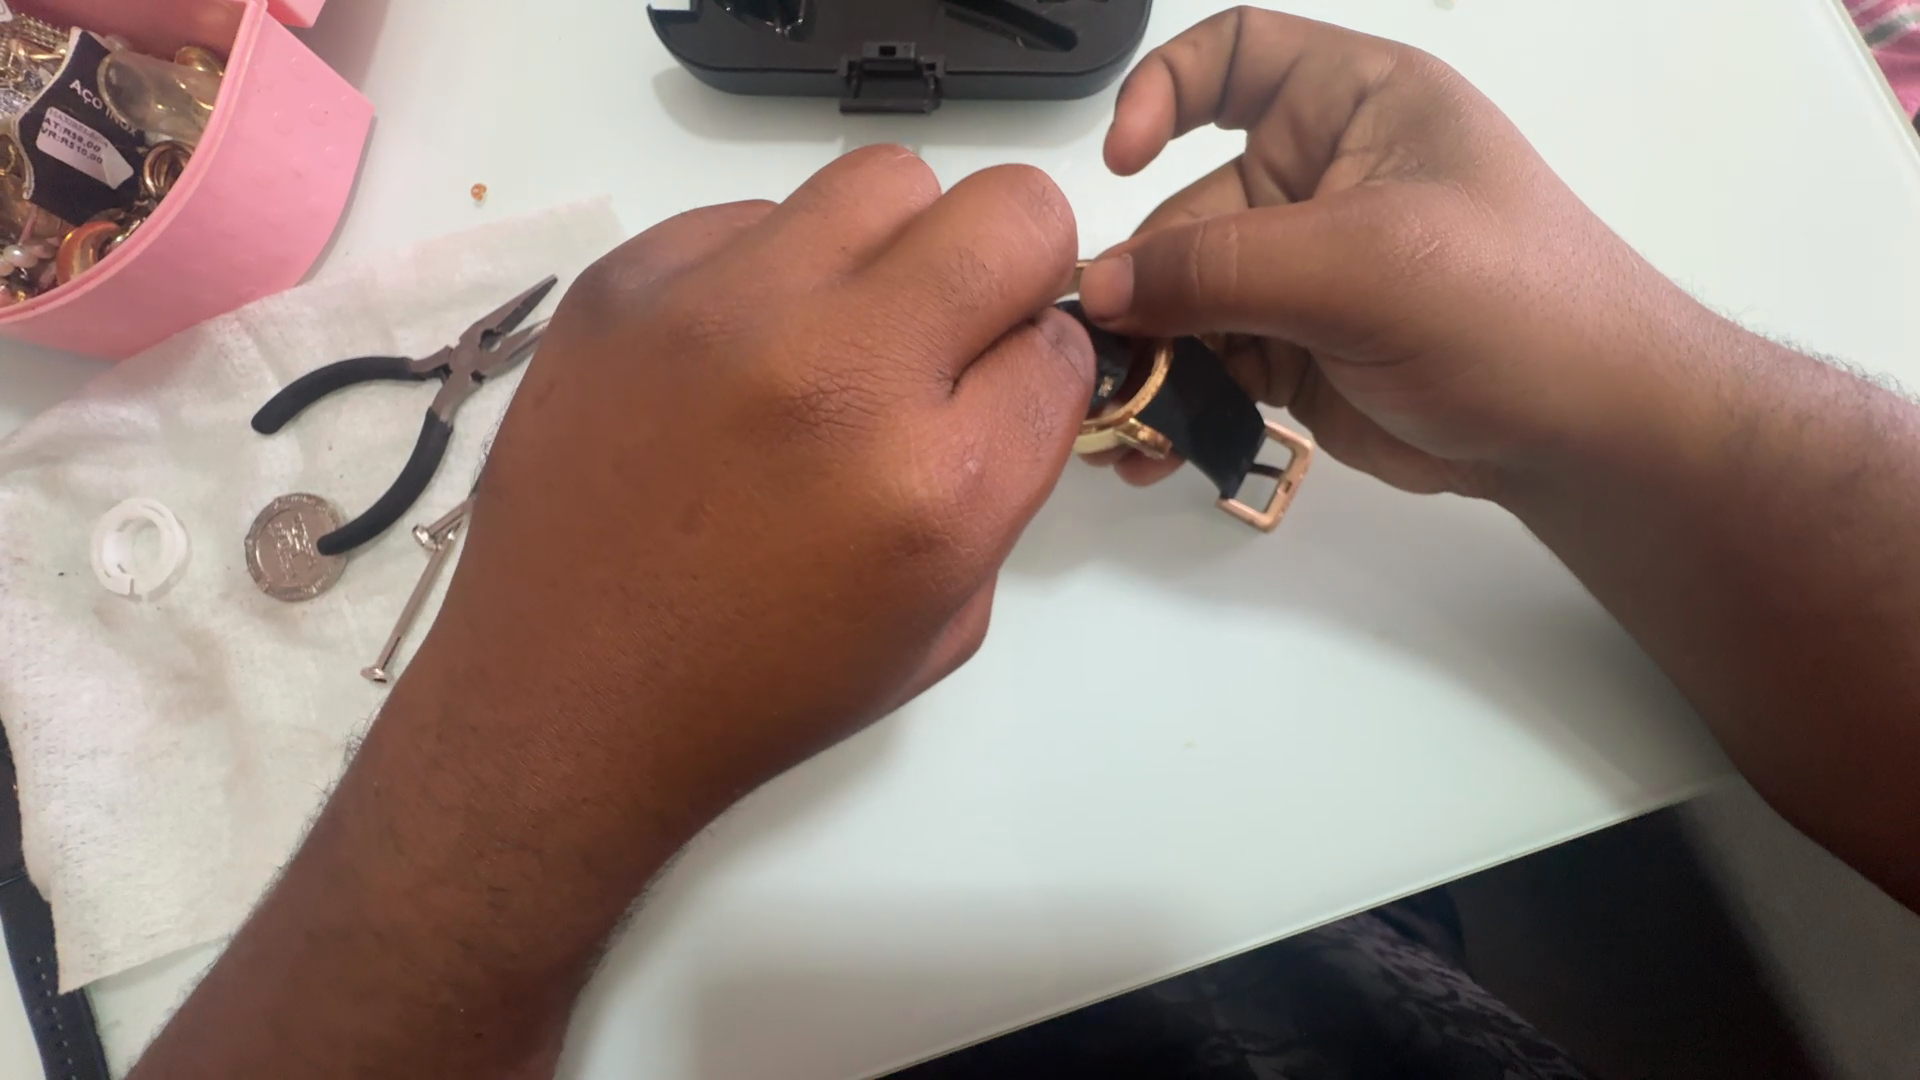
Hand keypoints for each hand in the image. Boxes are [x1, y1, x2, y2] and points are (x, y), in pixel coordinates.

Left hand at [428, 146, 1090, 830]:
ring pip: (886, 182)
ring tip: (851, 328)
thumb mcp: (942, 622)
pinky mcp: (627, 282)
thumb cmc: (771, 685)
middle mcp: (844, 373)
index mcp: (941, 488)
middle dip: (1019, 264)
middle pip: (1010, 216)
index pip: (1063, 347)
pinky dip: (782, 272)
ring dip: (904, 249)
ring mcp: (724, 310)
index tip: (1007, 385)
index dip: (1048, 364)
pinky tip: (742, 353)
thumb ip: (1001, 486)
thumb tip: (1011, 374)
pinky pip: (756, 219)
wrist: (569, 698)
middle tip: (960, 328)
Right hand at [1078, 7, 1703, 497]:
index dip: (1163, 91)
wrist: (1570, 436)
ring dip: (1144, 362)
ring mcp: (1290, 280)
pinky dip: (1172, 404)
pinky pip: (1203, 369)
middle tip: (1098, 359)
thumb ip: (1220, 269)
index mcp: (1348, 112)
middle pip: (1182, 220)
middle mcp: (1309, 189)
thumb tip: (1099, 290)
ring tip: (1112, 419)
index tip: (1119, 163)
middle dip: (1138, 290)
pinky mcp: (1282, 354)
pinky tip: (1149, 447)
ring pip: (1181, 307)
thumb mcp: (1361, 266)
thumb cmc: (1505, 311)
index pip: (1234, 60)